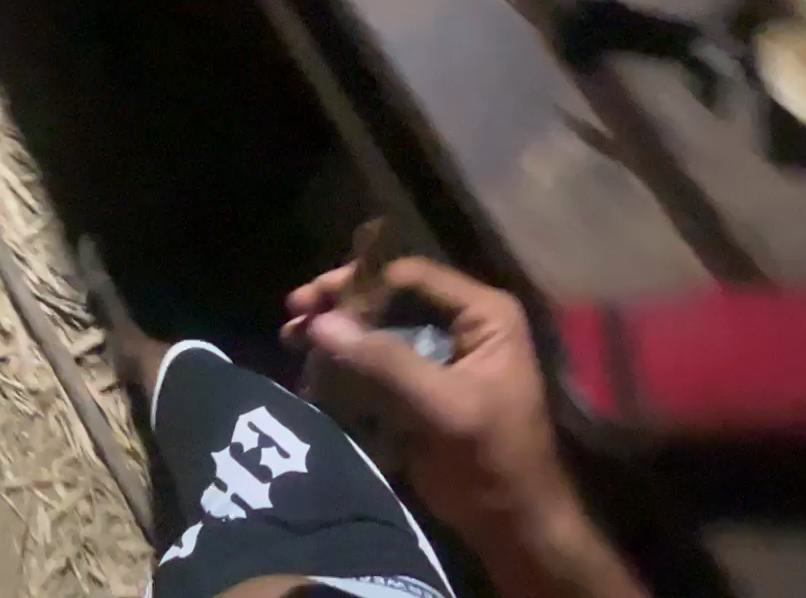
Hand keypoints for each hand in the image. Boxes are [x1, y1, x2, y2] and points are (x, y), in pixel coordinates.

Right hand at [283, 258, 574, 546]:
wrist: (515, 530)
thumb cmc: (495, 460)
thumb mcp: (444, 407)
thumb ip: (385, 362)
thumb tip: (320, 323)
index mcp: (482, 312)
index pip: (411, 275)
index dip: (361, 282)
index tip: (317, 300)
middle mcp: (461, 319)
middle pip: (388, 293)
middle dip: (340, 300)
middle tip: (295, 309)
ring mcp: (438, 348)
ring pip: (376, 322)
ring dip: (335, 327)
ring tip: (291, 334)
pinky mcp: (419, 379)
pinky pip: (375, 354)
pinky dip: (343, 357)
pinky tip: (310, 364)